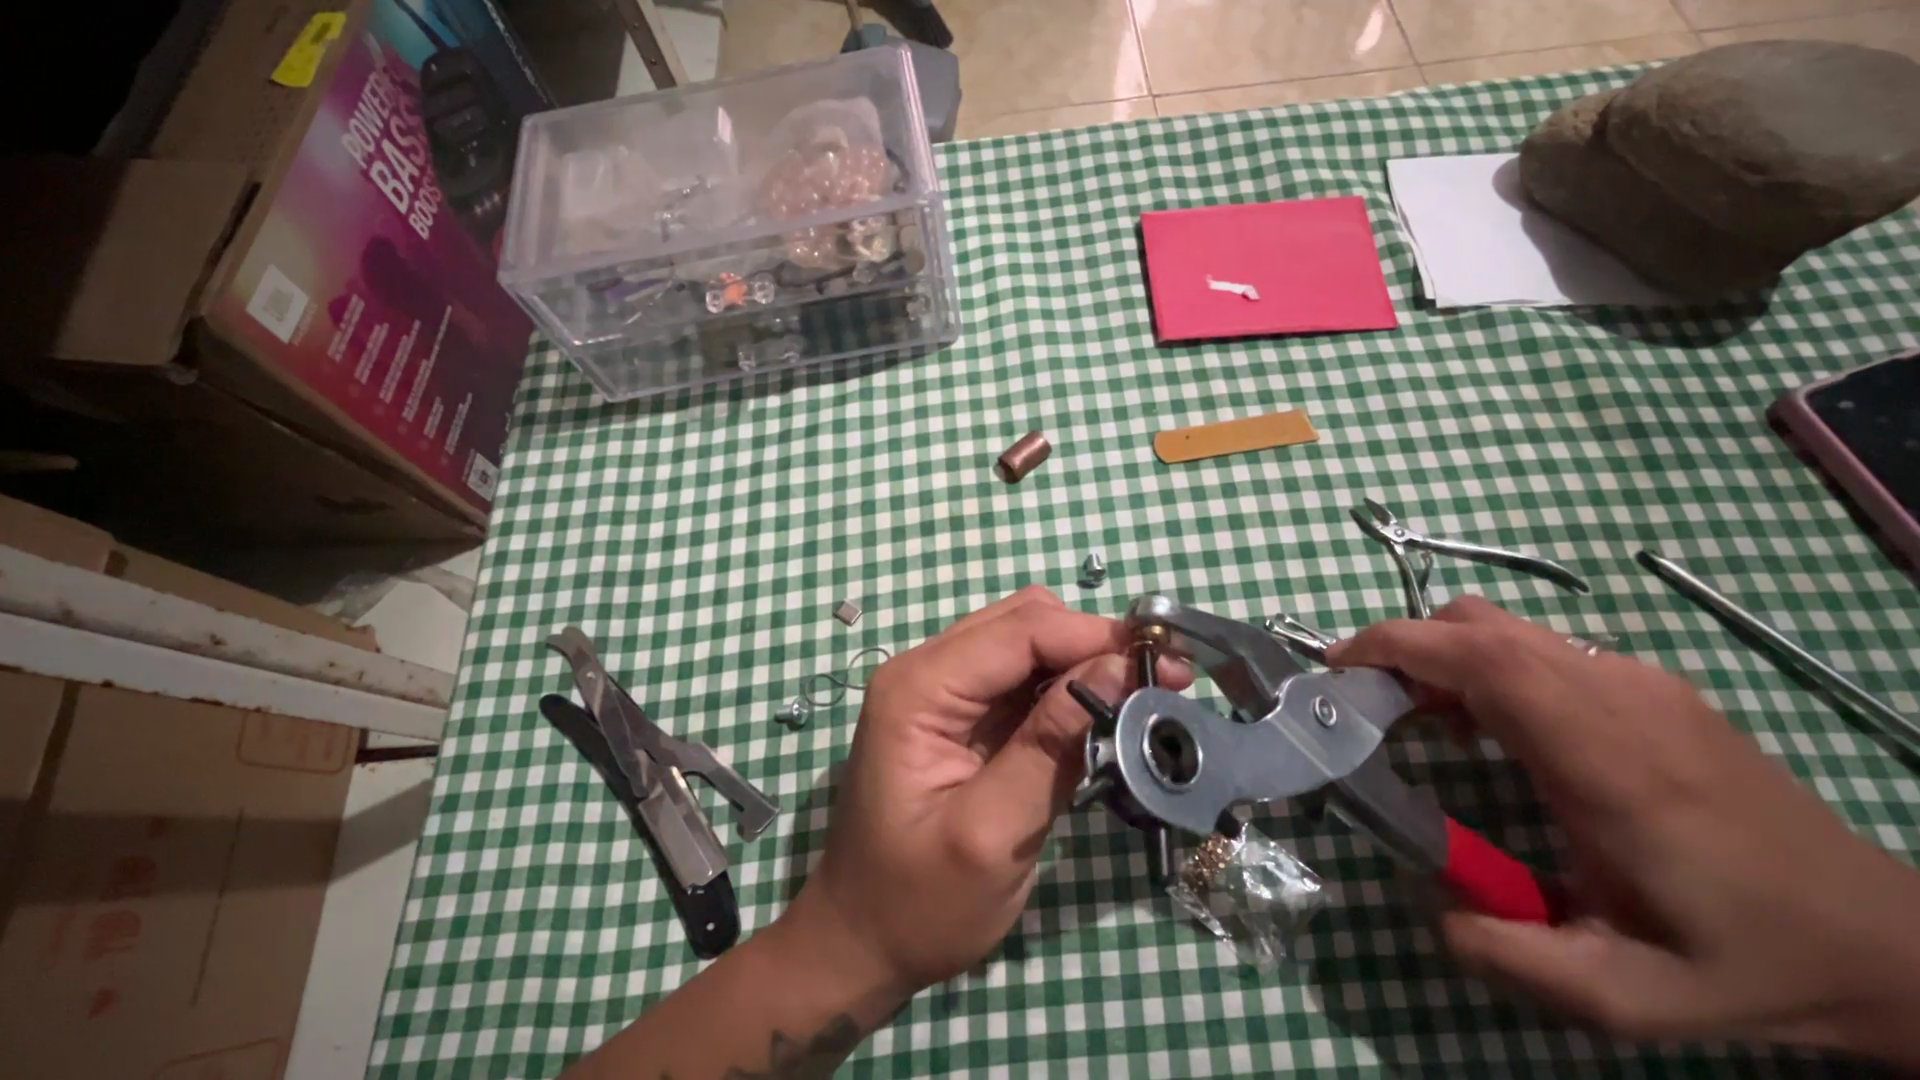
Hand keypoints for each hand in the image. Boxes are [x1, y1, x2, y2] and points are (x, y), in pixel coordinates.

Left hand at [783, 587, 1191, 994]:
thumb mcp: (990, 834)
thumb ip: (1049, 747)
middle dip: (1094, 643)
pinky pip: (1023, 680)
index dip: (1093, 637)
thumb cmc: (918, 902)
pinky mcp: (962, 718)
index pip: (1019, 631)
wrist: (862, 941)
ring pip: (1028, 643)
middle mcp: (925, 672)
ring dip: (1085, 662)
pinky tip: (1105, 715)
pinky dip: (1067, 689)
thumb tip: (1114, 670)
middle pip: (1024, 623)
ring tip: (1144, 695)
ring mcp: (942, 693)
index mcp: (918, 690)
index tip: (1164, 663)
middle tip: (1162, 680)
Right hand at [1329, 597, 1919, 1062]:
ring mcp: (1644, 683)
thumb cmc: (1745, 962)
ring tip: (1416, 718)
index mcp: (1608, 760)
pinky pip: (1545, 650)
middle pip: (1484, 623)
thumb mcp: (1621, 997)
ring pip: (1511, 627)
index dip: (1397, 646)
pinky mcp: (1655, 688)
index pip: (1485, 658)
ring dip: (1443, 655)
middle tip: (1363, 701)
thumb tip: (1426, 900)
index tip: (1338, 669)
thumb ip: (1505, 954)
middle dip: (1403, 645)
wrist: (1885, 941)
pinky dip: (1486, 666)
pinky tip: (1487, 729)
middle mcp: (1623, 697)